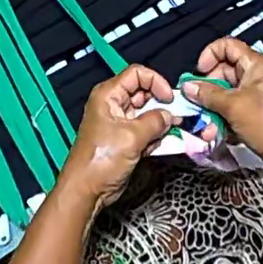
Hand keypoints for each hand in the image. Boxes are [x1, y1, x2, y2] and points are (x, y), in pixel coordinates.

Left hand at [56, 65, 178, 209]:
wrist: (87, 190)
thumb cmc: (102, 159)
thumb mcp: (132, 136)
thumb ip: (155, 121)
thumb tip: (171, 115)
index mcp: (109, 94)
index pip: (137, 74)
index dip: (156, 82)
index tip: (170, 98)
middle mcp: (113, 103)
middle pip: (143, 92)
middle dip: (160, 105)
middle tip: (175, 118)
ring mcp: (118, 120)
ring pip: (146, 112)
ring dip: (158, 123)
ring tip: (164, 135)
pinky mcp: (124, 137)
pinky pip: (144, 129)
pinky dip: (152, 135)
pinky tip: (154, 147)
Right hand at [185, 38, 262, 170]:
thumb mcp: (233, 106)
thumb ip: (208, 94)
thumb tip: (186, 86)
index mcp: (255, 64)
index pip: (228, 46)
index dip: (210, 54)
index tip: (199, 72)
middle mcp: (256, 75)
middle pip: (223, 71)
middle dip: (207, 87)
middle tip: (196, 101)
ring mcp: (255, 95)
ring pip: (226, 93)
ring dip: (212, 108)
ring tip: (204, 125)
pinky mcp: (255, 113)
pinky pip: (232, 108)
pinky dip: (222, 118)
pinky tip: (213, 133)